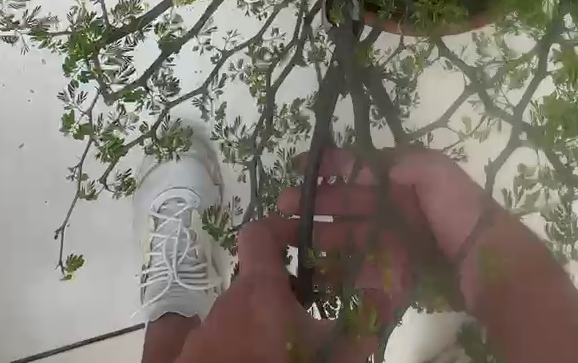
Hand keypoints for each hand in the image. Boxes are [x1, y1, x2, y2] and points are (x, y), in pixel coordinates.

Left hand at [174, 217, 371, 362]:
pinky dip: (236, 344)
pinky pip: (214, 341)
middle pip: (257, 279)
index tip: (304, 241)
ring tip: (288, 343)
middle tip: (310, 311)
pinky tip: (256, 354)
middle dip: (283, 291)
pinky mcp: (190, 358)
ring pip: (240, 313)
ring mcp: (204, 332)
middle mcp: (228, 300)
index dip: (281, 228)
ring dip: (262, 321)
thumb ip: (360, 325)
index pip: (259, 232)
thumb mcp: (331, 352)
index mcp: (260, 286)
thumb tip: (386, 297)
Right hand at [280, 147, 504, 315]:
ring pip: (349, 232)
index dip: (330, 164)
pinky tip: (316, 265)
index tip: (299, 166)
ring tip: (290, 238)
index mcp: (403, 176)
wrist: (485, 261)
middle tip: (282, 207)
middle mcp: (396, 204)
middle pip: (348, 201)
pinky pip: (360, 264)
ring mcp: (395, 237)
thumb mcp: (435, 170)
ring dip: (320, 232)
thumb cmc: (459, 209)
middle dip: (316, 201)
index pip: (360, 166)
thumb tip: (369, 163)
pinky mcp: (395, 268)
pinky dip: (338, 264)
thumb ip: (402, 160)